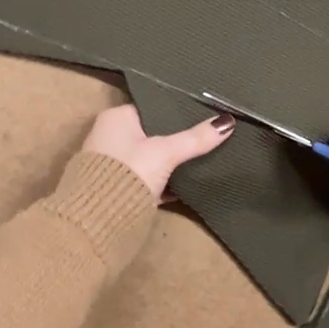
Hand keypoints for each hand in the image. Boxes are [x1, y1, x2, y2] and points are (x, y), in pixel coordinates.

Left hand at [80, 105, 234, 198]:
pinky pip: (151, 179)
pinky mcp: (122, 189)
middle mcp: (110, 137)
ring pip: (152, 158)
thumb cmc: (129, 171)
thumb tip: (227, 122)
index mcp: (115, 118)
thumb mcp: (166, 152)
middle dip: (177, 137)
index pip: (151, 107)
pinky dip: (168, 180)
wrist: (101, 220)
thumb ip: (195, 139)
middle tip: (207, 133)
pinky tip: (192, 181)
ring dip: (172, 160)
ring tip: (205, 154)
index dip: (175, 110)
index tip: (202, 112)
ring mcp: (115, 165)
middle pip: (152, 133)